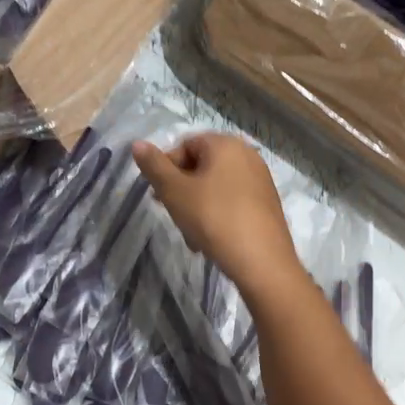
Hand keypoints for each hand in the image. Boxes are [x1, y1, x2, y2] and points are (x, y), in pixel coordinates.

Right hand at [133, 133, 302, 293]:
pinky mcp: (267, 202)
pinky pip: (233, 200)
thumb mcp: (174, 192)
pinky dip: (217, 213)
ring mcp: (260, 179)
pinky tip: (210, 237)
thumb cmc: (213, 218)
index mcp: (225, 145)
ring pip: (216, 185)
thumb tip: (137, 144)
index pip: (185, 145)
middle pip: (201, 165)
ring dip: (197, 204)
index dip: (166, 167)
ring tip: (190, 232)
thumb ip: (154, 166)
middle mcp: (247, 154)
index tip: (159, 194)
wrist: (261, 260)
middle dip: (181, 188)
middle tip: (171, 212)